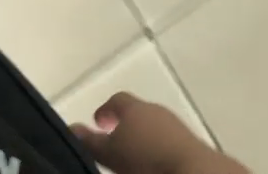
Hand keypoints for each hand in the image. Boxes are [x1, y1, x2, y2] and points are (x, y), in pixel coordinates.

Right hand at [69, 92, 248, 173]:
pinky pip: (172, 145)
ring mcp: (180, 129)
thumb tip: (70, 127)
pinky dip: (163, 153)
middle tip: (116, 143)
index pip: (116, 100)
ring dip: (147, 141)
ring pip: (157, 130)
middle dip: (127, 126)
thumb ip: (91, 142)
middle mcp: (157, 112)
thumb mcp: (112, 154)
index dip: (106, 110)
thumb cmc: (148, 161)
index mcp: (135, 108)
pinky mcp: (196, 149)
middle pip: (139, 114)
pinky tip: (160, 167)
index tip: (98, 123)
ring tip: (138, 160)